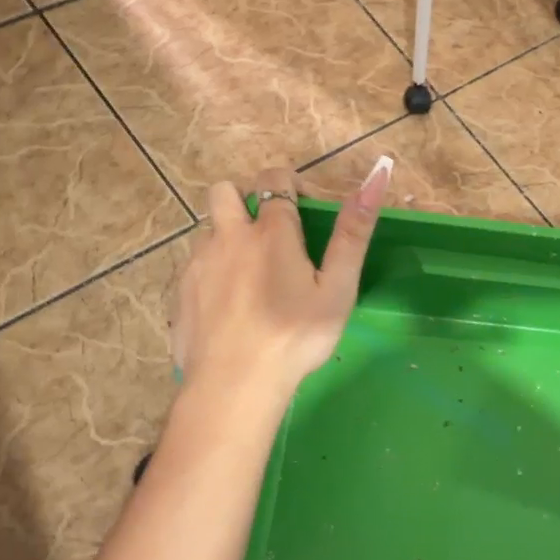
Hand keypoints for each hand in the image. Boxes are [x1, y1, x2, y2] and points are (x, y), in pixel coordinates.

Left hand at [171, 158, 391, 398]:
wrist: (234, 383)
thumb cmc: (296, 336)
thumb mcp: (337, 288)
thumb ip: (353, 233)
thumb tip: (377, 176)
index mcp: (271, 232)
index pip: (275, 180)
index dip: (293, 186)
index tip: (309, 212)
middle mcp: (229, 236)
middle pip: (226, 191)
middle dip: (247, 198)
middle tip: (272, 233)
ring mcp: (199, 263)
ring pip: (209, 229)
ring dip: (229, 236)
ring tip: (253, 273)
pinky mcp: (181, 291)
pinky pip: (196, 264)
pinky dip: (214, 269)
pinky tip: (232, 304)